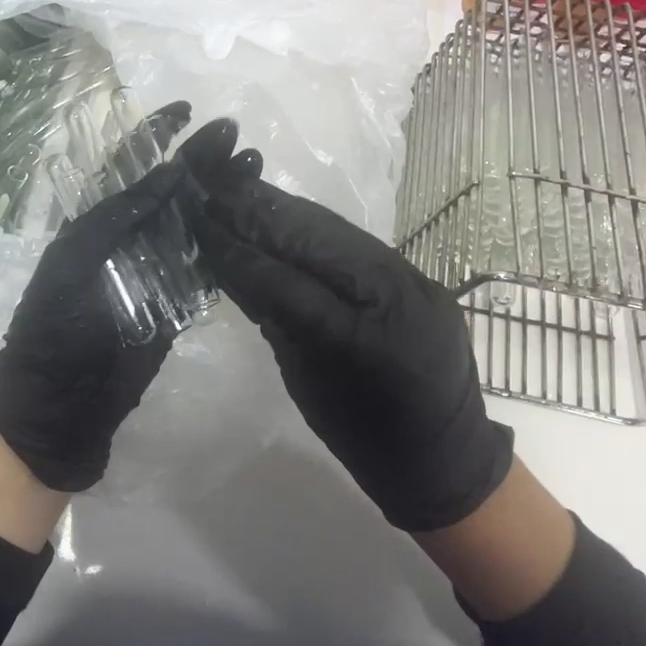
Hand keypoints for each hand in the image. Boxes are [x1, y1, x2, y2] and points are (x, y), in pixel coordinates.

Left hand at [0, 108, 248, 491]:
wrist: (57, 409)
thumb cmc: (54, 329)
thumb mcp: (76, 262)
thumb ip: (120, 216)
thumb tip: (169, 171)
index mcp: (95, 221)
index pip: (128, 164)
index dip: (155, 133)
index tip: (187, 111)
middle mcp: (126, 239)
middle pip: (171, 189)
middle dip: (202, 160)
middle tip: (238, 138)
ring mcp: (152, 272)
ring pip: (193, 224)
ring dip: (222, 197)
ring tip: (255, 169)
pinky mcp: (174, 306)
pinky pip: (204, 269)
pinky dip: (228, 247)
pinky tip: (253, 227)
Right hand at [189, 176, 513, 531]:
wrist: (444, 455)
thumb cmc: (362, 436)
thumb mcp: (306, 383)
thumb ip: (275, 320)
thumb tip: (235, 266)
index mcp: (360, 342)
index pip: (286, 283)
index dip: (240, 253)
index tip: (201, 224)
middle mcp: (395, 297)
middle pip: (315, 239)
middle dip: (260, 212)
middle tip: (215, 189)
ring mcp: (414, 280)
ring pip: (337, 231)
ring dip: (285, 211)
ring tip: (242, 191)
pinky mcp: (420, 275)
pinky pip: (357, 243)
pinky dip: (315, 230)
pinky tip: (285, 217)